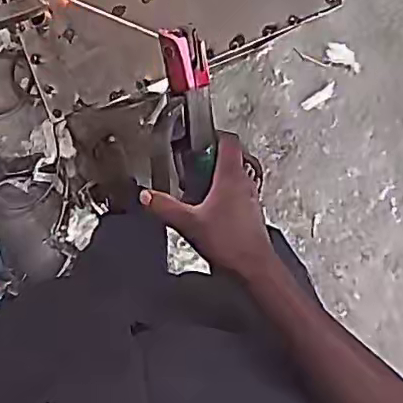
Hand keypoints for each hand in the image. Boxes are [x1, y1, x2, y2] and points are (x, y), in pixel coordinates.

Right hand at [139, 132, 276, 282]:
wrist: (255, 268)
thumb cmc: (231, 243)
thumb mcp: (189, 223)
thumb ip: (165, 207)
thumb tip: (148, 196)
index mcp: (231, 176)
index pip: (229, 141)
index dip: (214, 135)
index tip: (199, 139)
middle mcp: (245, 182)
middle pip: (232, 156)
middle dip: (211, 157)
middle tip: (193, 166)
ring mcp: (250, 197)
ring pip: (236, 174)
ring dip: (218, 175)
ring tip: (199, 188)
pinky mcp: (251, 211)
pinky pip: (238, 192)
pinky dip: (225, 193)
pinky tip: (210, 209)